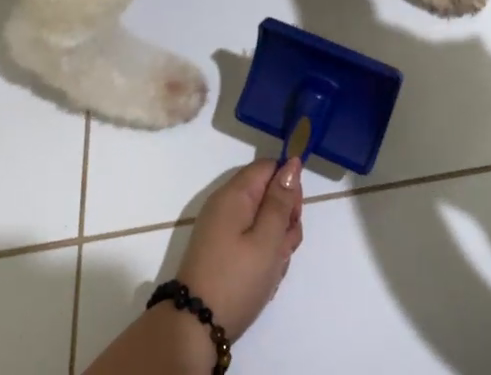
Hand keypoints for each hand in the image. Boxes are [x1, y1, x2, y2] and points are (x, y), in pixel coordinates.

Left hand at [175, 159, 304, 337]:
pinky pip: (251, 241)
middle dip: (284, 220)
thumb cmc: (237, 278)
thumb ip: (282, 200)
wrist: (195, 326)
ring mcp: (222, 229)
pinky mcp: (222, 251)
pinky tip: (263, 278)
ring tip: (272, 269)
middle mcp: (226, 205)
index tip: (294, 216)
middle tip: (283, 248)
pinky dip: (262, 256)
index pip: (269, 167)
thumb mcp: (268, 238)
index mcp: (235, 194)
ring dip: (276, 242)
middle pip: (268, 195)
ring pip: (263, 222)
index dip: (288, 185)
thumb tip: (291, 163)